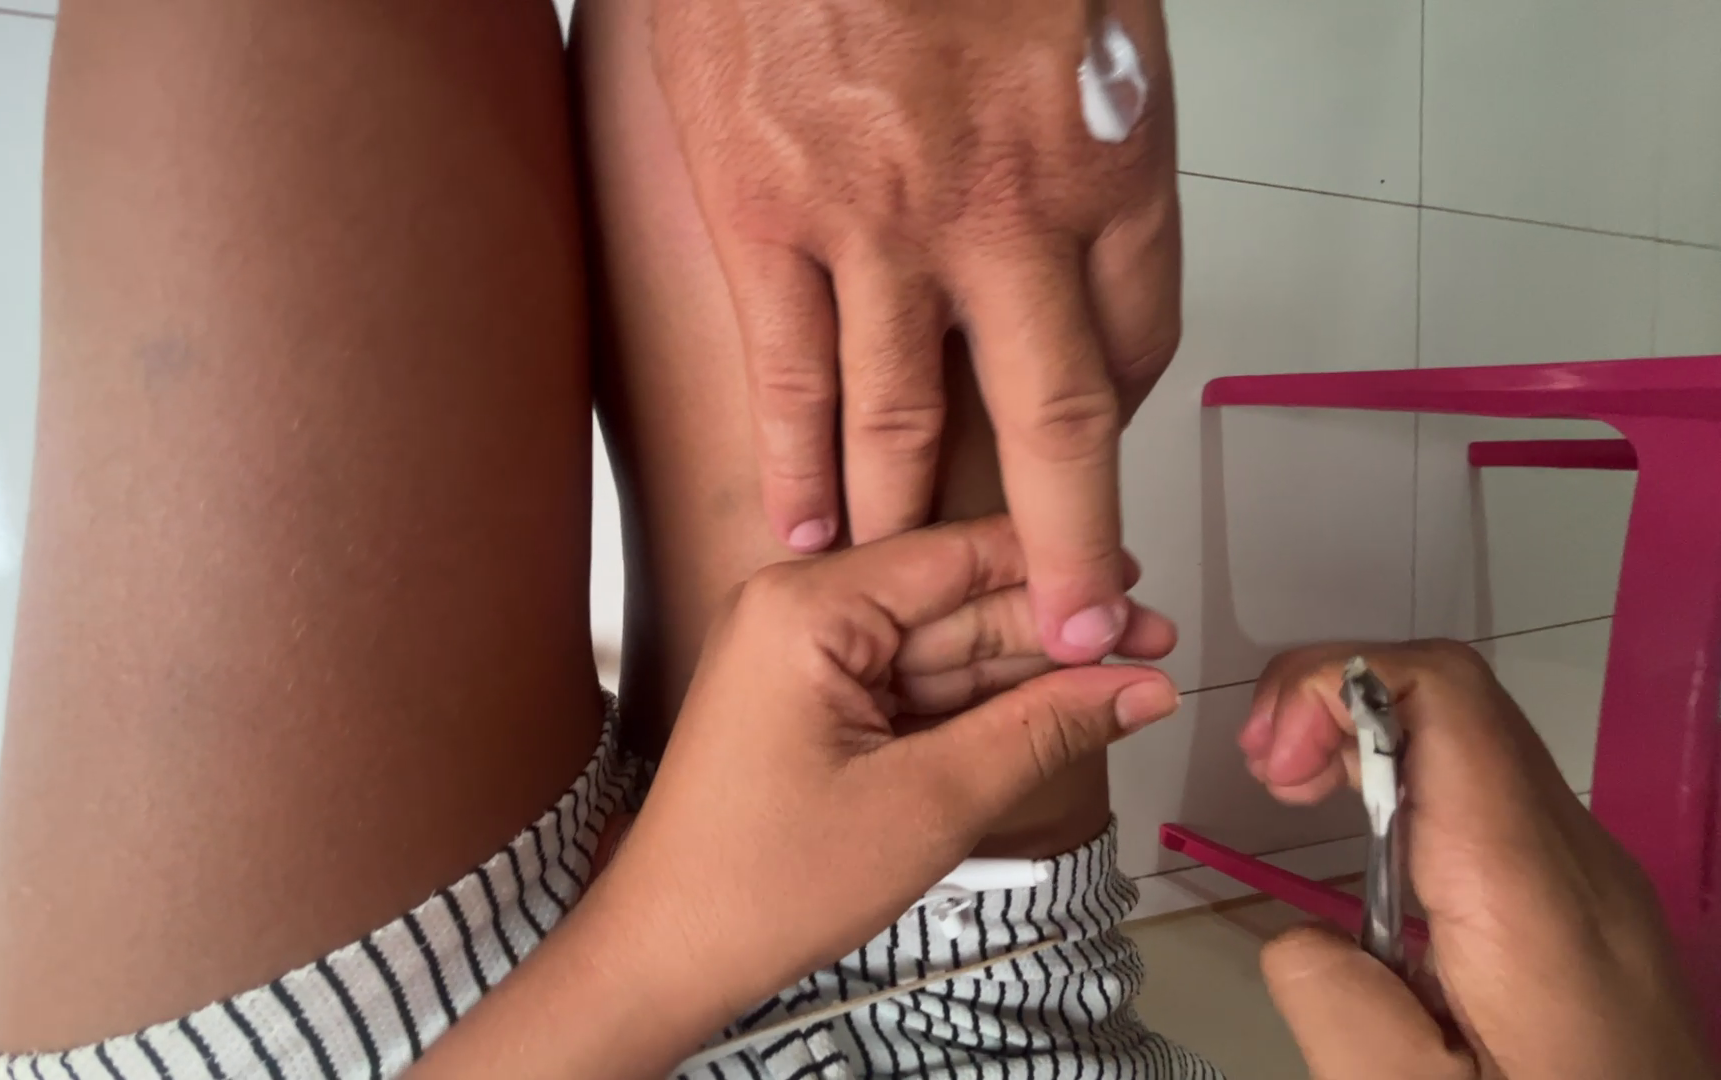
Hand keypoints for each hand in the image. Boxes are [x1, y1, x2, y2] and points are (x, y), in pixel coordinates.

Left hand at [417, 517, 1181, 1078]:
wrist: (671, 948)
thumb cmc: (769, 880)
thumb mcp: (927, 802)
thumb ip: (1038, 730)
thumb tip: (1136, 686)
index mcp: (807, 603)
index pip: (955, 557)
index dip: (1054, 573)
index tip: (1140, 594)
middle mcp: (797, 605)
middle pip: (950, 601)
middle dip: (1049, 632)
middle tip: (1151, 651)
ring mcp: (802, 648)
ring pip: (935, 644)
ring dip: (1021, 670)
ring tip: (1120, 683)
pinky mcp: (810, 690)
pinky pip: (905, 679)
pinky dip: (971, 700)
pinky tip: (1044, 709)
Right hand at [649, 0, 1181, 663]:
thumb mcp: (1086, 8)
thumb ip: (1094, 143)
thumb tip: (1072, 254)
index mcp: (1096, 149)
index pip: (1132, 336)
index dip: (1115, 420)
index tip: (1090, 466)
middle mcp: (995, 210)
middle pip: (1051, 417)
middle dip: (1064, 537)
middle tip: (1071, 618)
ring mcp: (875, 227)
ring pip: (903, 418)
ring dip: (910, 521)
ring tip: (911, 589)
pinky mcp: (769, 226)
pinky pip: (792, 376)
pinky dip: (798, 465)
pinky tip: (804, 528)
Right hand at [1239, 642, 1712, 1079]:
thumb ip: (1327, 994)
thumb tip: (1303, 929)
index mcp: (1526, 884)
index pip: (1447, 695)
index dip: (1334, 686)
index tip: (1272, 767)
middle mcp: (1567, 845)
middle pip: (1445, 686)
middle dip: (1322, 698)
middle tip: (1265, 771)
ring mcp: (1573, 852)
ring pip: (1452, 713)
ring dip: (1344, 722)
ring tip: (1286, 783)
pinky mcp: (1559, 869)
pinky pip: (1462, 759)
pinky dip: (1376, 753)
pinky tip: (1340, 807)